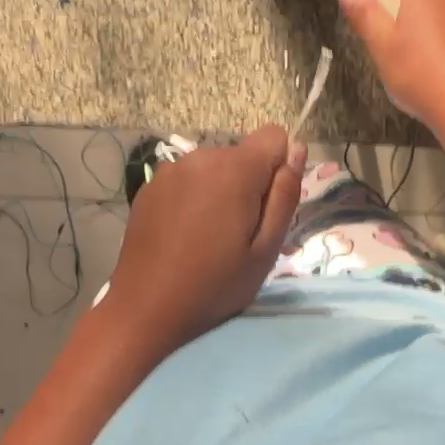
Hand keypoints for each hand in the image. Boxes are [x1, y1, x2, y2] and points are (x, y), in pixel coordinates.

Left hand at [103, 126, 304, 351]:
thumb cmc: (214, 287)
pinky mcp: (149, 187)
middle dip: (248, 186)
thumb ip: (285, 197)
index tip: (267, 209)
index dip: (279, 170)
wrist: (145, 308)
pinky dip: (193, 201)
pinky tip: (182, 237)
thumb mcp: (265, 251)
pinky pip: (186, 182)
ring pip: (213, 168)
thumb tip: (298, 150)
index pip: (274, 136)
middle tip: (238, 236)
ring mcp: (169, 170)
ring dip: (219, 193)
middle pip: (242, 155)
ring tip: (208, 239)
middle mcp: (201, 157)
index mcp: (235, 170)